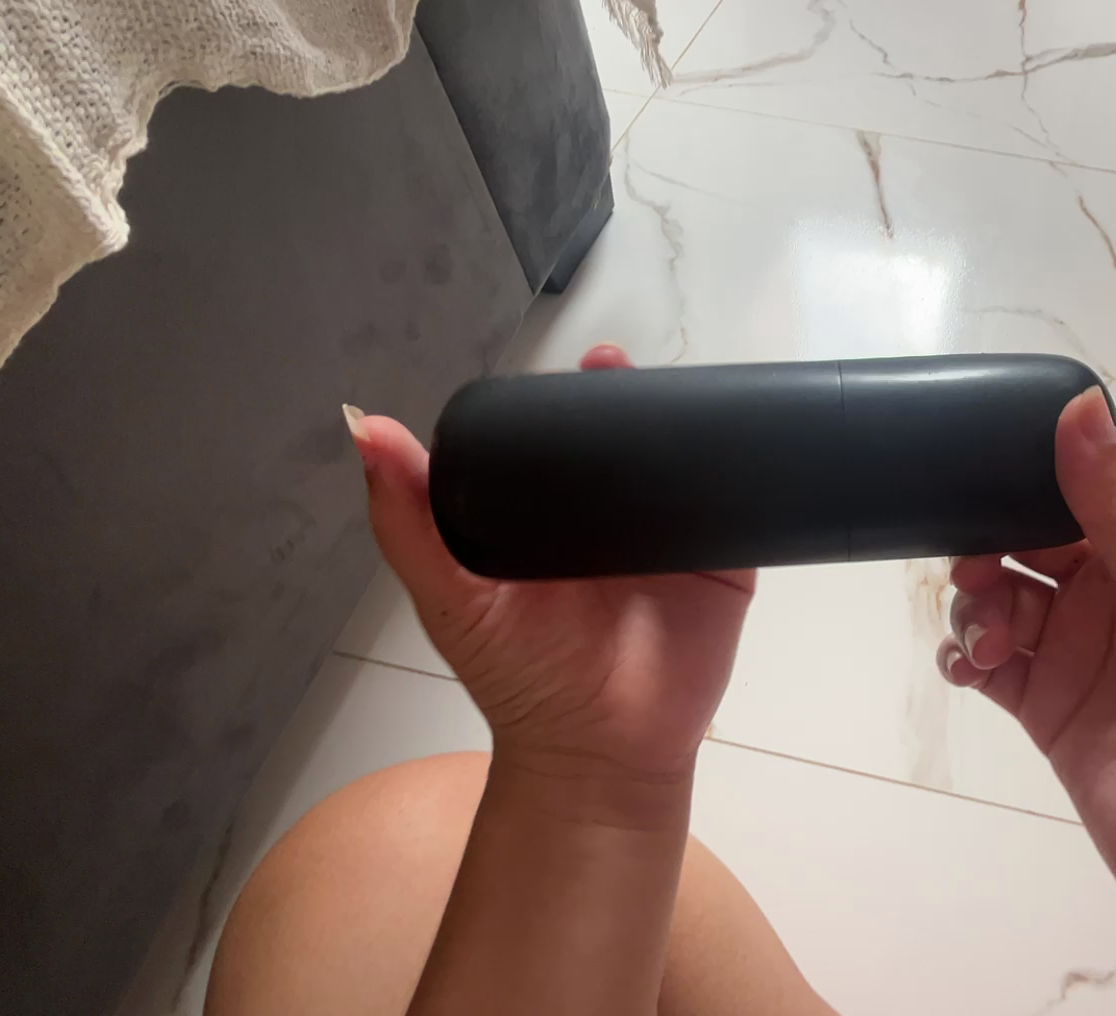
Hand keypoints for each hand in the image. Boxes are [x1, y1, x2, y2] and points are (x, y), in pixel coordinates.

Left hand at [346, 345, 754, 799]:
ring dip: (701, 432)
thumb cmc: (523, 676)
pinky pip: (743, 514)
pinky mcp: (728, 566)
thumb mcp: (454, 597)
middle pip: (644, 445)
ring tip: (699, 399)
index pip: (580, 441)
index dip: (588, 398)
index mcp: (564, 515)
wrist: (603, 750)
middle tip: (641, 370)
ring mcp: (681, 539)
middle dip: (648, 401)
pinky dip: (751, 481)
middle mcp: (625, 517)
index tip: (595, 364)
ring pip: (696, 469)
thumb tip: (364, 424)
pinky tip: (749, 451)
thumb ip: (412, 522)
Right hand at [941, 388, 1115, 993]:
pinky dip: (967, 654)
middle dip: (994, 541)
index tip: (981, 470)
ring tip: (986, 639)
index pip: (1094, 486)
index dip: (1038, 471)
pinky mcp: (1055, 714)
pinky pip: (994, 665)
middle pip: (1035, 541)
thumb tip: (1081, 409)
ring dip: (979, 603)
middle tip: (973, 568)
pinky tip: (966, 664)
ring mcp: (1086, 658)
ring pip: (1007, 600)